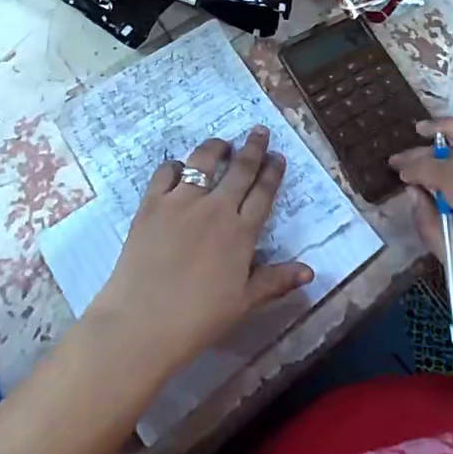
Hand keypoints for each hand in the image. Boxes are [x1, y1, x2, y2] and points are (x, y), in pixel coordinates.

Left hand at [90, 128, 311, 374]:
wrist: (142, 323)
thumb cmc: (199, 318)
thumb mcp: (244, 302)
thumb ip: (275, 281)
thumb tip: (310, 271)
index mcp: (242, 232)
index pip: (263, 193)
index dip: (272, 172)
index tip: (278, 156)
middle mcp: (216, 209)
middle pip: (239, 170)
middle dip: (253, 148)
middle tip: (260, 131)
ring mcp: (181, 203)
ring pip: (203, 162)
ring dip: (216, 148)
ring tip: (222, 143)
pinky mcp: (151, 205)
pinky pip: (165, 173)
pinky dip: (175, 165)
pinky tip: (179, 167)